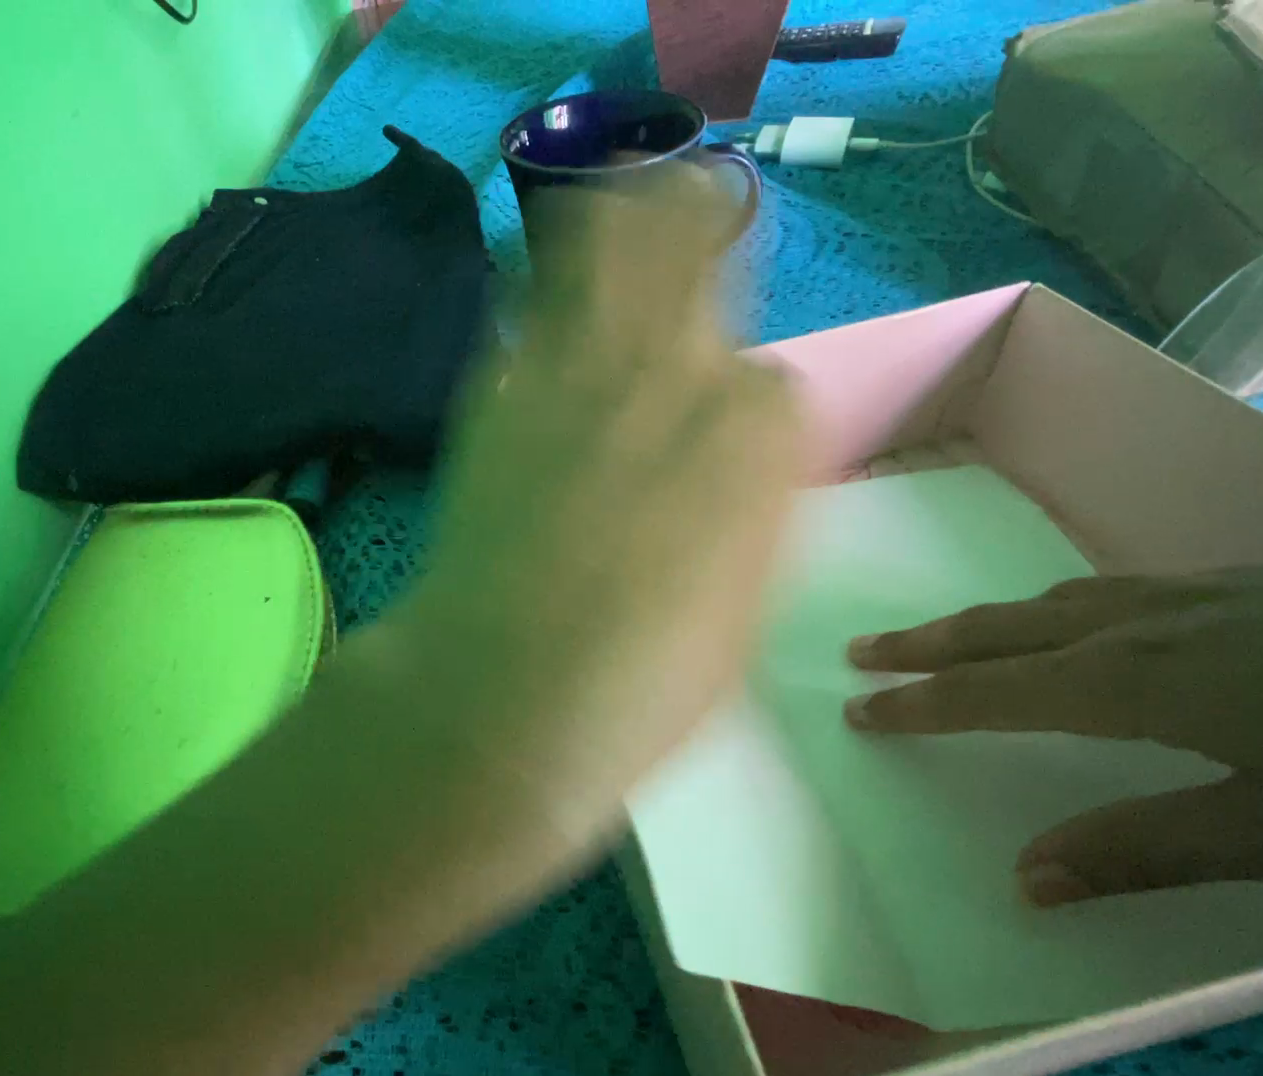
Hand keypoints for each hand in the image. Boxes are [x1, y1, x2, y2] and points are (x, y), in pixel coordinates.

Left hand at [396, 164, 801, 825]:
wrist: (502, 692)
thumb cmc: (642, 679)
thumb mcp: (742, 605)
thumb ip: (750, 511)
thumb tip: (739, 465)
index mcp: (756, 436)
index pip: (770, 377)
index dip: (744, 398)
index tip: (724, 418)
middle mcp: (670, 374)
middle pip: (691, 251)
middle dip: (695, 220)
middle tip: (689, 198)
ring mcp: (572, 372)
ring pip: (604, 245)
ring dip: (619, 216)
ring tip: (620, 196)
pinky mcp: (493, 393)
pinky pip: (522, 309)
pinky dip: (538, 292)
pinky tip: (541, 293)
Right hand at [846, 551, 1262, 905]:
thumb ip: (1148, 848)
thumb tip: (1025, 879)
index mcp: (1138, 683)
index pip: (992, 694)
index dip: (919, 705)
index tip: (857, 711)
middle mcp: (1149, 624)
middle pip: (1006, 629)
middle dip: (927, 644)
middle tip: (863, 651)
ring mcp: (1207, 592)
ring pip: (1063, 602)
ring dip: (993, 623)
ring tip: (952, 638)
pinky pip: (1131, 591)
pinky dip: (1075, 610)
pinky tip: (1096, 621)